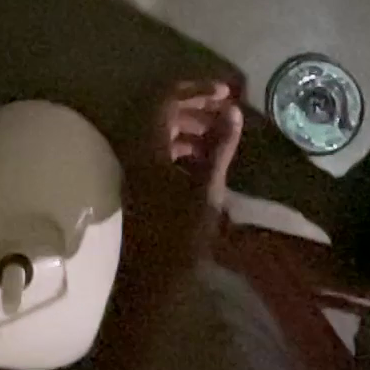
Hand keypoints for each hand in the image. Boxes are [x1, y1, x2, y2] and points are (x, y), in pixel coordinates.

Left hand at [124, 80, 244, 253]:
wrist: (151, 281)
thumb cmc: (179, 235)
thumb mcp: (206, 188)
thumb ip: (220, 146)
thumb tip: (233, 110)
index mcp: (147, 143)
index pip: (166, 96)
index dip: (196, 88)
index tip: (226, 92)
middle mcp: (136, 146)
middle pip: (163, 108)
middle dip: (196, 103)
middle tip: (228, 108)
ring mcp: (137, 162)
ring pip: (162, 127)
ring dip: (191, 123)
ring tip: (223, 130)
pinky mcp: (142, 178)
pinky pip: (161, 146)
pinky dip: (184, 142)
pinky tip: (207, 156)